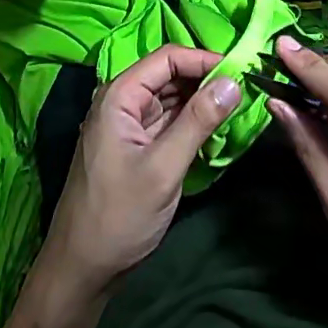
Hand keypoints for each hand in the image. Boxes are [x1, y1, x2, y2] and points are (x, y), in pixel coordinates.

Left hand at [43, 44, 242, 293]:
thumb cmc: (118, 216)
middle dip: (207, 78)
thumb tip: (234, 81)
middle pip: (170, 74)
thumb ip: (198, 121)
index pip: (168, 58)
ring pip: (172, 96)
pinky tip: (216, 129)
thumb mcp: (164, 167)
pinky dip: (192, 121)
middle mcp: (121, 100)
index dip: (205, 59)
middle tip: (246, 90)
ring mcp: (128, 123)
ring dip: (202, 100)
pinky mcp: (136, 144)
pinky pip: (168, 119)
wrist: (81, 269)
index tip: (242, 71)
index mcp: (119, 95)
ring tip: (238, 107)